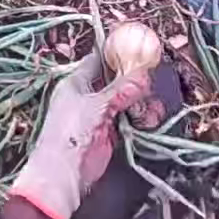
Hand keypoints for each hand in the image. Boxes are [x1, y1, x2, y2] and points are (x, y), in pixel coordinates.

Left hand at [8, 53, 151, 218]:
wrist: (65, 171)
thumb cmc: (70, 131)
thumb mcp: (97, 103)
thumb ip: (122, 89)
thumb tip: (144, 75)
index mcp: (76, 83)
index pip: (97, 60)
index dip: (115, 53)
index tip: (138, 47)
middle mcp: (87, 96)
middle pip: (115, 80)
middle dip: (134, 79)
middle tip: (152, 76)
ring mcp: (99, 114)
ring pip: (125, 100)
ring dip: (140, 100)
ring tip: (154, 101)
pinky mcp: (109, 132)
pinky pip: (129, 119)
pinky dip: (140, 117)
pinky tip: (151, 116)